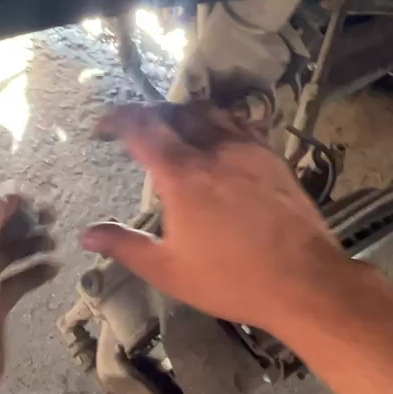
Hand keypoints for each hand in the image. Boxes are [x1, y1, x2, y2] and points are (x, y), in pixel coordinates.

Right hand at [81, 103, 346, 335]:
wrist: (304, 281)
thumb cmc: (231, 280)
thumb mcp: (168, 270)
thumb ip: (125, 246)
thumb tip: (88, 235)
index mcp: (181, 174)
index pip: (141, 127)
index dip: (115, 119)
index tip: (102, 129)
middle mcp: (213, 150)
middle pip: (173, 112)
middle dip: (147, 116)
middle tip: (134, 134)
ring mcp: (247, 149)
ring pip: (208, 112)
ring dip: (181, 115)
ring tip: (171, 133)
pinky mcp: (272, 157)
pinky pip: (238, 123)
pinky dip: (217, 123)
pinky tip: (215, 142)